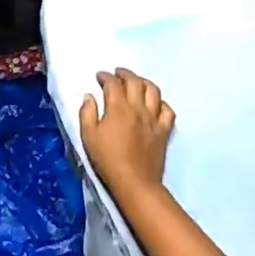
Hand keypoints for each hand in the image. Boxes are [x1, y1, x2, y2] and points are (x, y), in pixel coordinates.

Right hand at [80, 68, 173, 202]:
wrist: (135, 182)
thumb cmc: (107, 158)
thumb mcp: (88, 136)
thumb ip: (87, 113)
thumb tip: (89, 96)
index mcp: (118, 108)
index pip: (113, 83)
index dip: (105, 76)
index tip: (99, 76)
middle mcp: (138, 108)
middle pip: (135, 81)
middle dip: (125, 73)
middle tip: (116, 73)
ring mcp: (154, 119)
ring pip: (154, 91)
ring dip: (144, 82)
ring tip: (136, 82)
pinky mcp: (164, 130)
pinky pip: (168, 110)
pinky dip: (161, 102)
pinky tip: (154, 104)